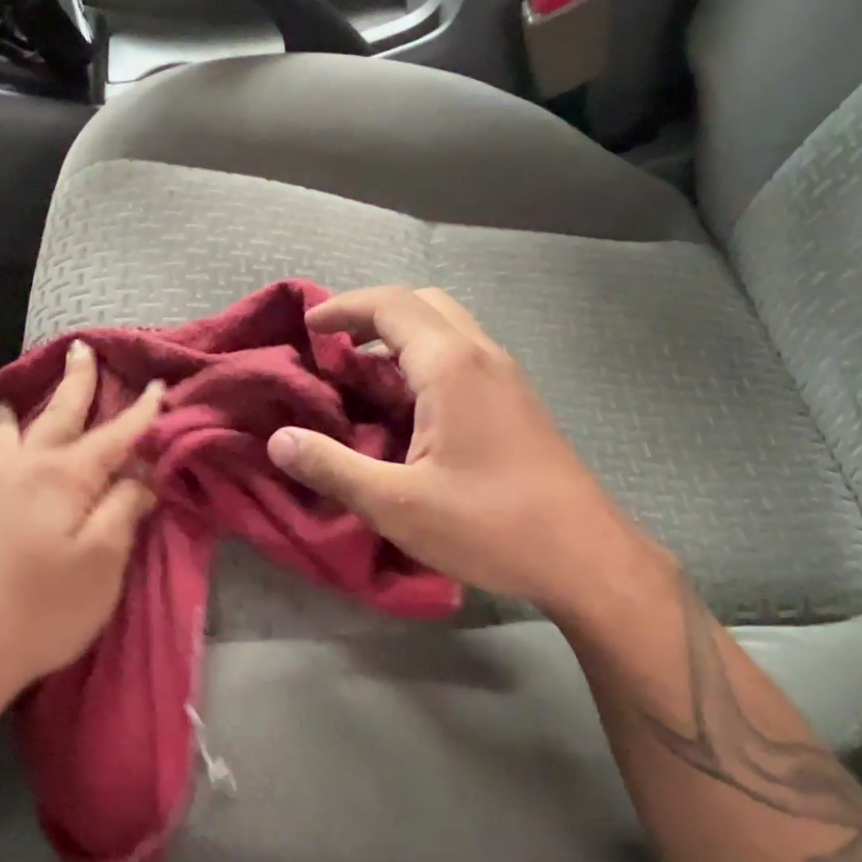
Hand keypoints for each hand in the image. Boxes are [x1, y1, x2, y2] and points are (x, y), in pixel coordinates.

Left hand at [0, 340, 163, 706]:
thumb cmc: (41, 610)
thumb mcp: (102, 563)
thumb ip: (124, 509)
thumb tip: (142, 471)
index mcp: (62, 477)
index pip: (113, 435)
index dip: (139, 412)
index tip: (156, 386)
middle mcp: (20, 469)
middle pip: (55, 416)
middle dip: (75, 384)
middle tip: (81, 350)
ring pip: (9, 435)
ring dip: (24, 410)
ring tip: (19, 396)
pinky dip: (0, 445)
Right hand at [266, 286, 667, 618]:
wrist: (585, 557)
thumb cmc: (488, 526)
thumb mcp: (396, 504)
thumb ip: (332, 467)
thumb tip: (277, 440)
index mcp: (451, 366)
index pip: (391, 305)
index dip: (342, 308)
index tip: (307, 327)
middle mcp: (483, 357)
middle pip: (423, 305)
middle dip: (372, 315)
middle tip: (332, 347)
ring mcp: (507, 379)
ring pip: (448, 331)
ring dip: (401, 339)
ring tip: (360, 377)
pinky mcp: (518, 405)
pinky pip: (464, 359)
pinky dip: (425, 363)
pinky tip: (407, 410)